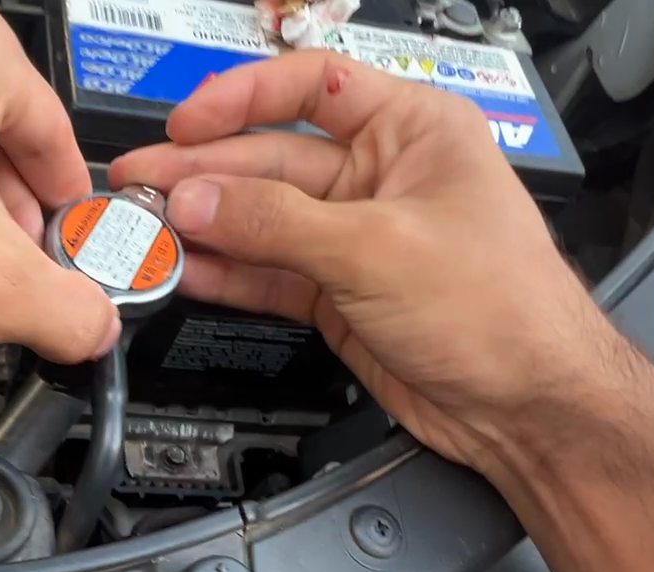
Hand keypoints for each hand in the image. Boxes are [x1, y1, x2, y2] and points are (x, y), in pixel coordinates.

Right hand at [109, 51, 631, 472]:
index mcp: (409, 132)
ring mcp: (347, 242)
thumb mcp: (376, 248)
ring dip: (201, 227)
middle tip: (138, 187)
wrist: (515, 402)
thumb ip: (277, 223)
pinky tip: (185, 270)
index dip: (242, 99)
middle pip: (267, 163)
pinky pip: (264, 276)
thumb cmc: (495, 307)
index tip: (185, 124)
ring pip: (257, 224)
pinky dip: (224, 275)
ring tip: (145, 230)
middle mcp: (374, 179)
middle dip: (200, 174)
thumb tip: (199, 199)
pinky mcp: (331, 295)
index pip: (312, 87)